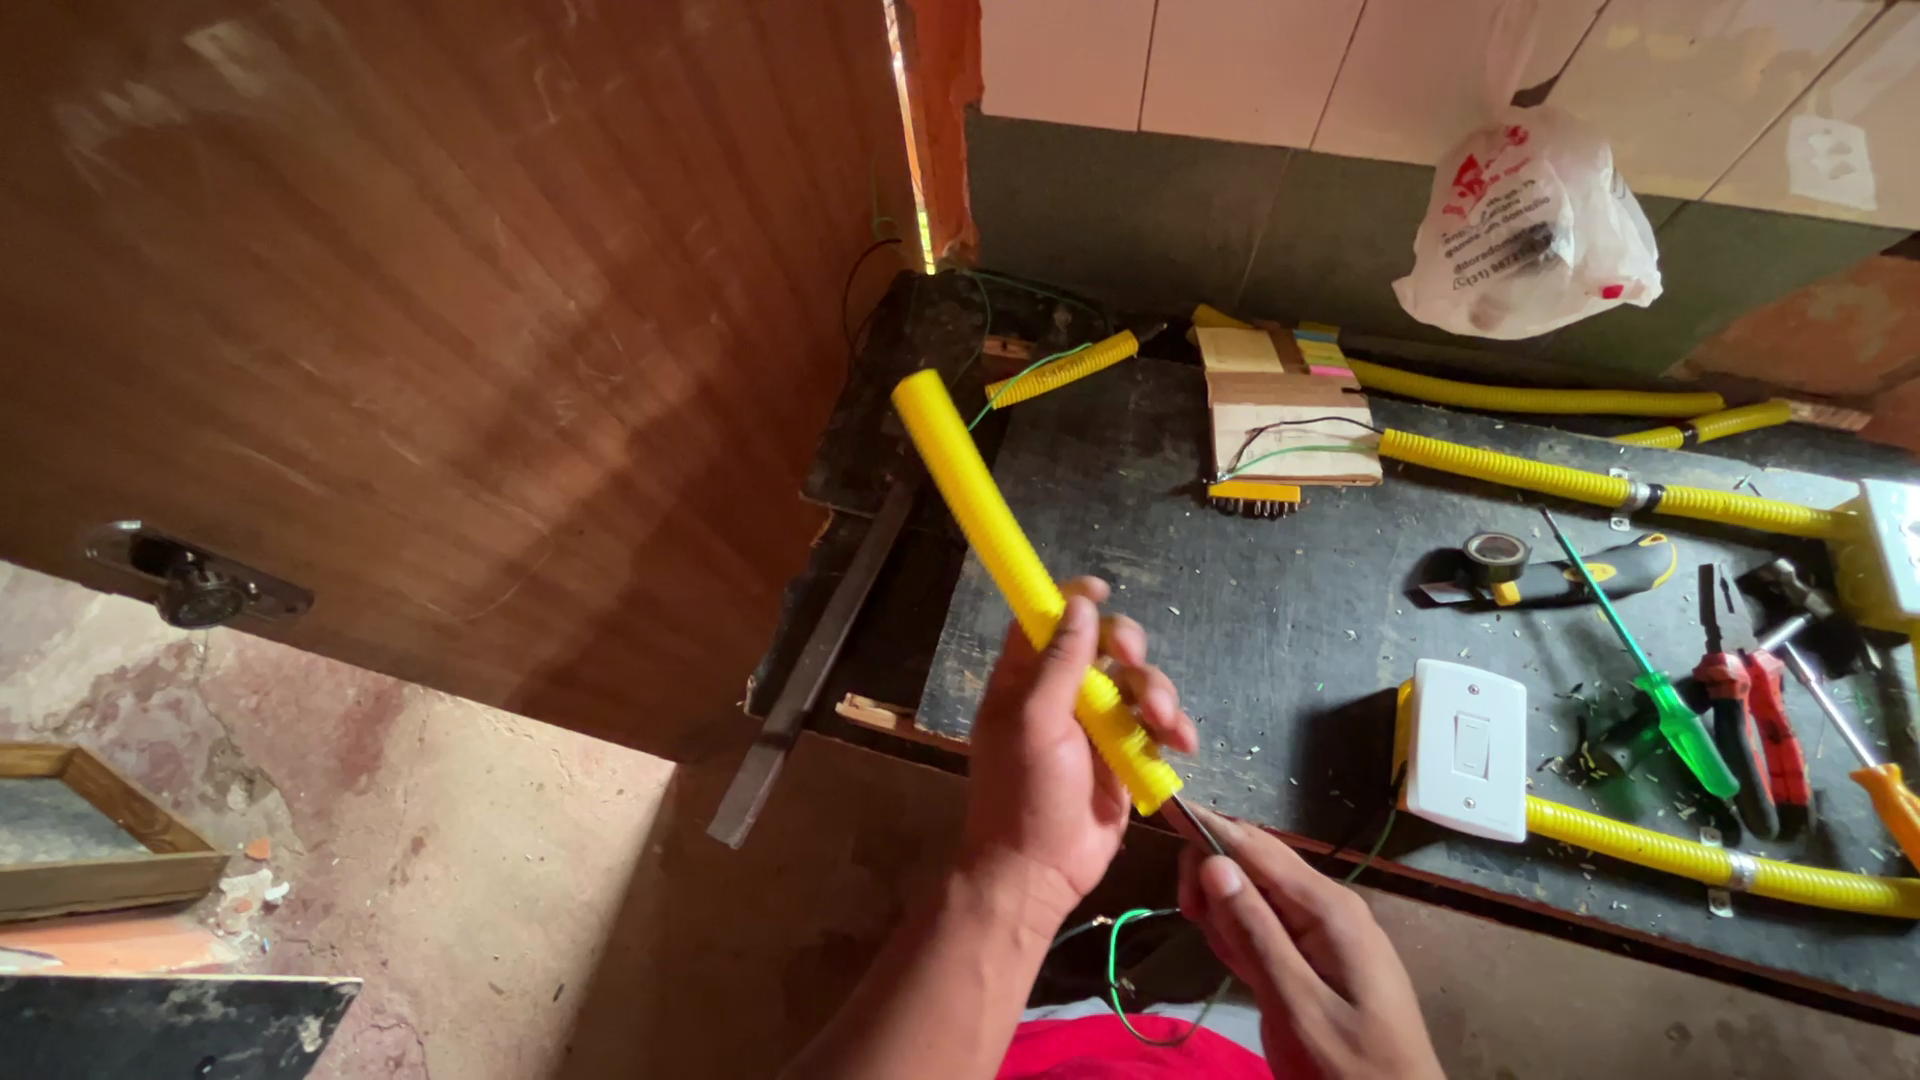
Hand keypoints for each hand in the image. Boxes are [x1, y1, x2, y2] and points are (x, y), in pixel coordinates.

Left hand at [959, 576, 1196, 922]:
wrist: (1041, 870)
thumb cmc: (1024, 792)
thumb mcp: (1034, 721)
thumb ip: (1058, 662)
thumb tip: (1079, 603)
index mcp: (1026, 679)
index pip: (1046, 620)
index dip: (1071, 598)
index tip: (1101, 588)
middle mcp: (1062, 692)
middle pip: (1104, 644)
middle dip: (1127, 647)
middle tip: (1132, 662)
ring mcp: (1097, 723)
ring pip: (1138, 683)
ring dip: (1158, 693)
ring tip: (1163, 722)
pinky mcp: (1125, 753)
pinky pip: (1157, 725)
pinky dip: (1174, 728)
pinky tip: (1182, 744)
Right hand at [1179, 808, 1442, 1079]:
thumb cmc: (1352, 1072)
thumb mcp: (1297, 1007)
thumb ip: (1255, 932)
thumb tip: (1212, 861)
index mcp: (1328, 909)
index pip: (1256, 847)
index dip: (1208, 825)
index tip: (1166, 808)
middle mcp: (1328, 905)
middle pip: (1254, 859)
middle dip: (1213, 876)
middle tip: (1191, 918)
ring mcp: (1325, 928)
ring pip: (1255, 890)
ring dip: (1228, 913)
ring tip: (1230, 960)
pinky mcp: (1318, 951)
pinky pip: (1267, 921)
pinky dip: (1243, 934)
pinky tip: (1242, 965)